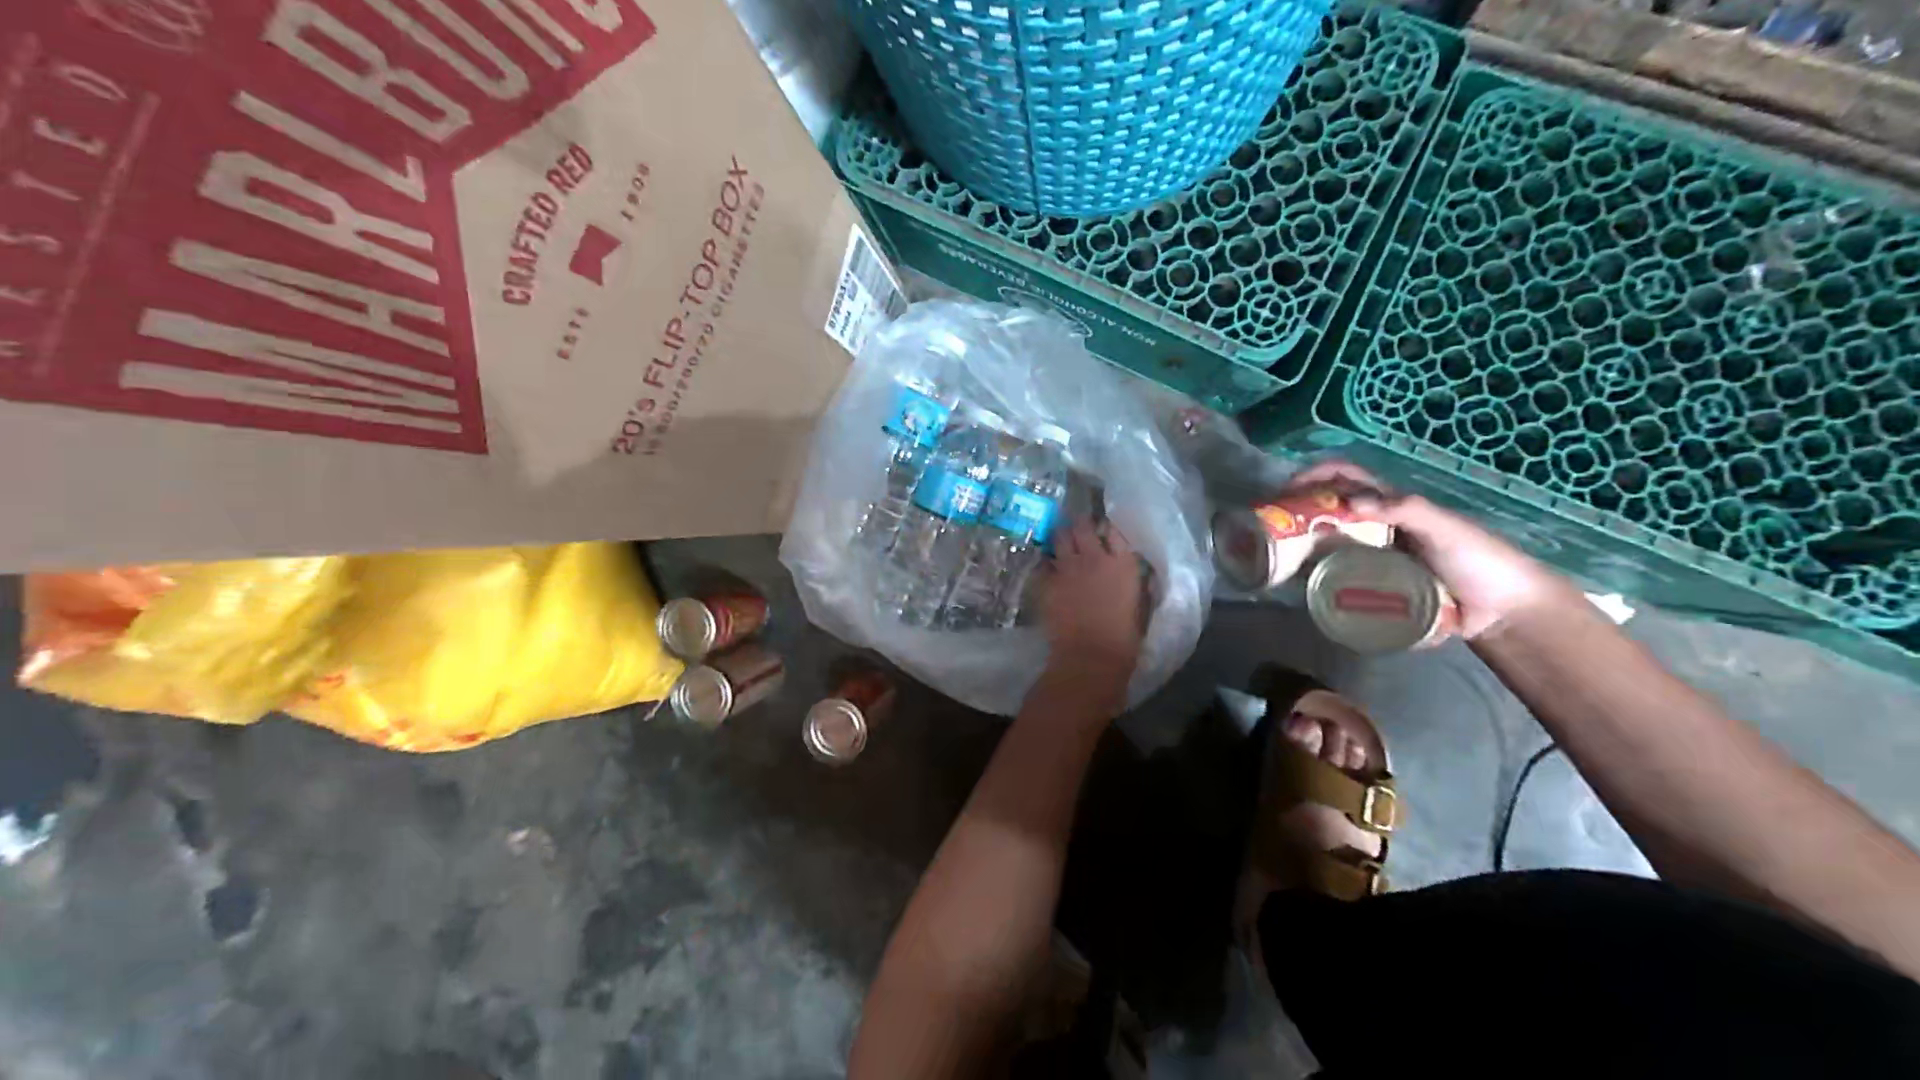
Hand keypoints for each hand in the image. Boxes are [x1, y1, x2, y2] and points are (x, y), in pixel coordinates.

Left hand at [1043, 519, 1145, 677]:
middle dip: (1078, 525)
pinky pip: (1044, 563)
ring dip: (1060, 537)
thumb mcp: (1141, 606)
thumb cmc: (1124, 638)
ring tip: (1059, 540)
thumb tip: (1134, 572)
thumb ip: (1138, 583)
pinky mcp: (1048, 581)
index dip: (1106, 528)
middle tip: (1076, 529)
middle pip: (1082, 527)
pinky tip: (1046, 567)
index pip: (1113, 531)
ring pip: (1059, 537)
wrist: (1091, 656)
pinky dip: (1045, 563)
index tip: (1102, 530)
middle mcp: (1095, 557)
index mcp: (1123, 564)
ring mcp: (1068, 567)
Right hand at [1287, 462, 1575, 638]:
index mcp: (1392, 505)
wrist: (1503, 611)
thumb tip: (1351, 504)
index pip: (1345, 478)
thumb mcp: (1445, 528)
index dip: (1314, 476)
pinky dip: (1316, 577)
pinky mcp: (1374, 587)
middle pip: (1327, 510)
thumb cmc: (1479, 559)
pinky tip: (1299, 585)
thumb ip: (1406, 510)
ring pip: (1328, 544)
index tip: (1286, 491)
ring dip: (1300, 546)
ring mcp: (1374, 558)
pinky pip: (1338, 577)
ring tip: (1275, 557)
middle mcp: (1377, 527)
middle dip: (1296, 513)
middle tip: (1269, 528)